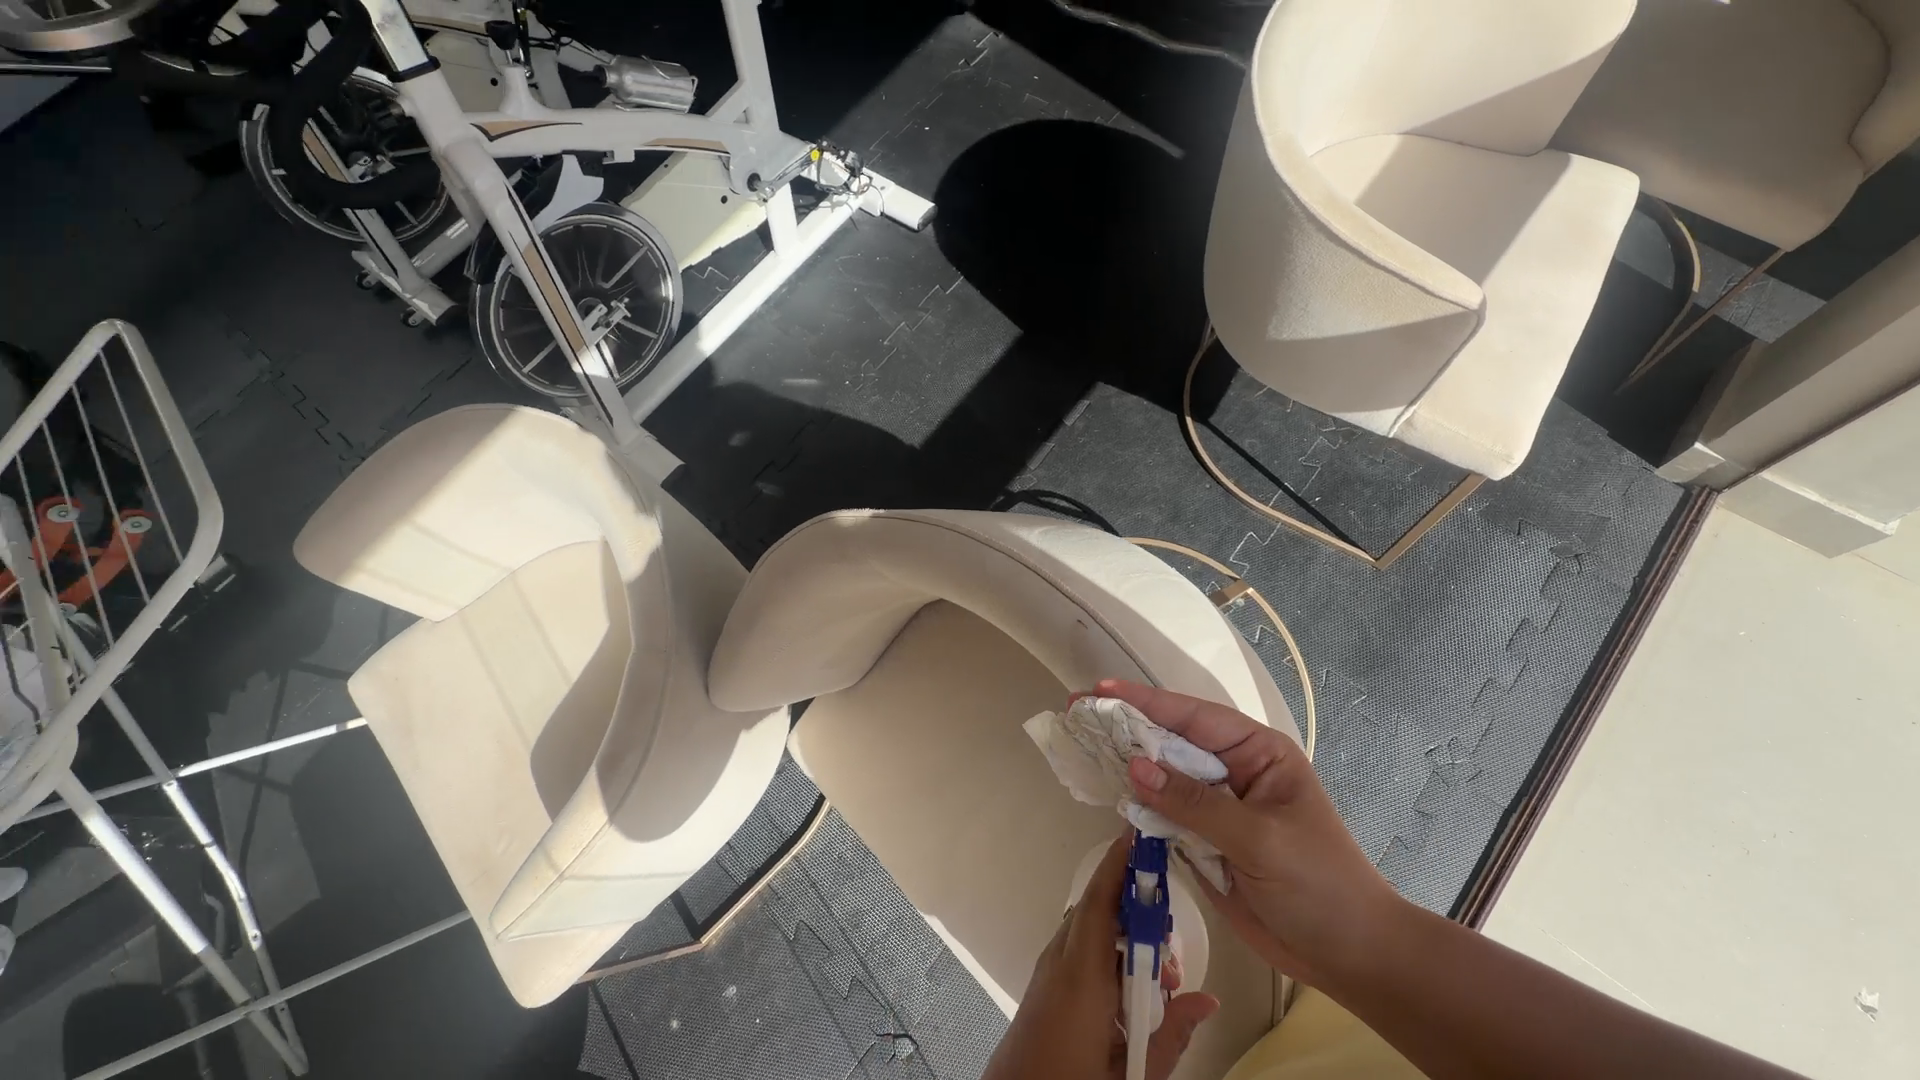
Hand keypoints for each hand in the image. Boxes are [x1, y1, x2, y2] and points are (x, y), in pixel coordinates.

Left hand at [983, 831, 1218, 1079]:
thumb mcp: (1134, 1071)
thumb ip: (1171, 1035)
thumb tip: (1206, 998)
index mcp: (1081, 976)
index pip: (1099, 902)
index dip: (1118, 864)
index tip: (1139, 833)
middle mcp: (1060, 962)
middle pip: (1097, 910)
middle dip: (1135, 905)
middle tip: (1170, 933)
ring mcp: (1048, 972)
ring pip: (1089, 930)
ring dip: (1123, 934)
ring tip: (1159, 972)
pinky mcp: (1045, 986)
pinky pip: (1079, 949)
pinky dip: (1108, 951)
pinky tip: (1132, 986)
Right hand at [1099, 679, 1402, 991]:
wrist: (1349, 955)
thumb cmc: (1318, 884)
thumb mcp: (1258, 839)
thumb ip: (1195, 803)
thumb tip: (1134, 766)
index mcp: (1259, 754)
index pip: (1196, 718)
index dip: (1147, 702)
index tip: (1101, 692)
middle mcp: (1235, 772)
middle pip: (1172, 743)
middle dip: (1128, 730)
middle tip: (1077, 716)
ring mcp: (1218, 808)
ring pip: (1163, 779)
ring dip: (1126, 767)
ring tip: (1082, 749)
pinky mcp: (1205, 842)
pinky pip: (1163, 816)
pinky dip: (1136, 808)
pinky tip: (1107, 795)